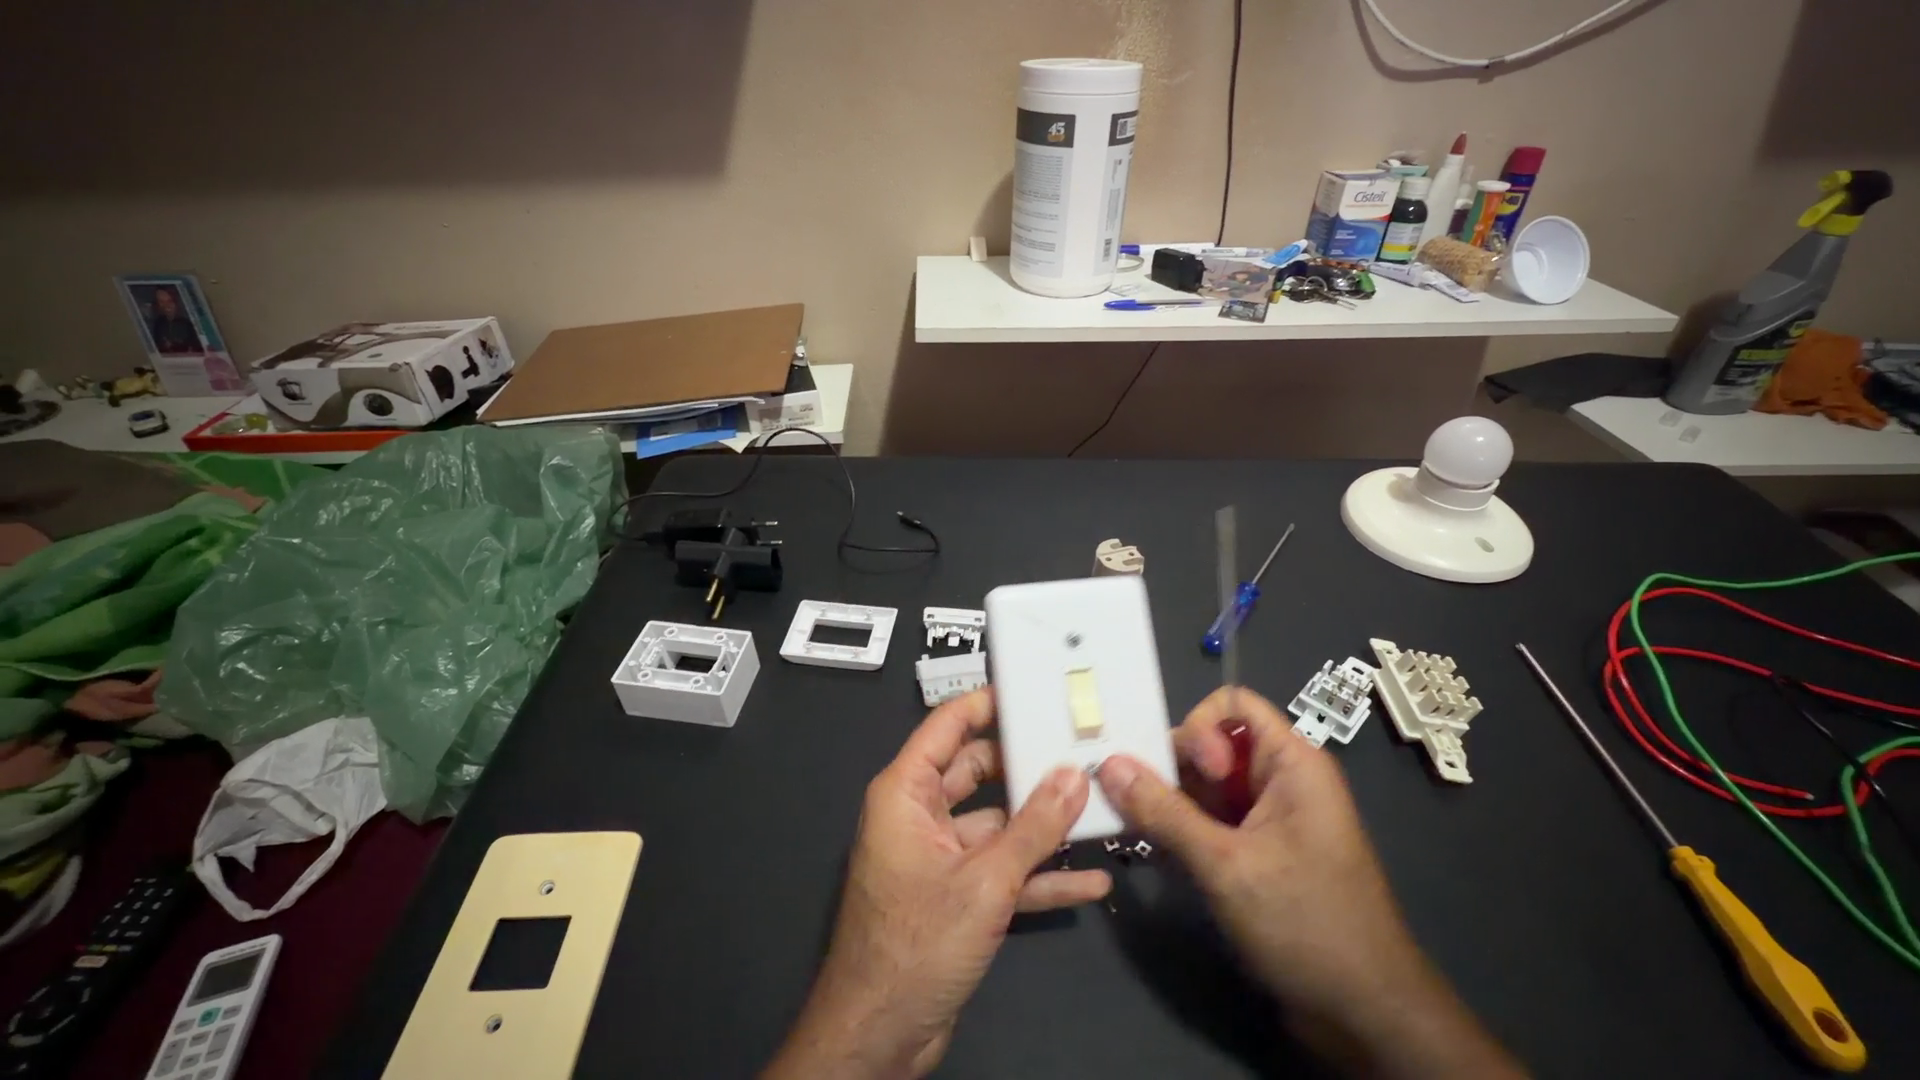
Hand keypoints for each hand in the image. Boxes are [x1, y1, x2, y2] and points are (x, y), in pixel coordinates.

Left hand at [765, 689, 1110, 1079]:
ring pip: (998, 823)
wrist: (881, 1033)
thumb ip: (1034, 828)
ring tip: (1098, 806)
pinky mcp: (958, 896)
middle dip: (1028, 765)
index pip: (947, 726)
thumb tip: (1074, 776)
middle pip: (979, 770)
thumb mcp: (984, 881)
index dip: (988, 702)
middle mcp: (921, 815)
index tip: (1035, 689)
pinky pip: (1003, 871)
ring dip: (1042, 823)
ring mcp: (941, 857)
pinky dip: (1039, 875)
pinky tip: (1089, 879)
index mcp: (907, 793)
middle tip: (1082, 747)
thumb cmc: (918, 942)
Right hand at [1098, 687, 1523, 1079]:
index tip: (1187, 775)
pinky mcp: (1257, 854)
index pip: (1232, 705)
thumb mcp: (1227, 865)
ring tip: (1129, 828)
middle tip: (1127, 802)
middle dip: (1168, 767)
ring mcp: (1267, 820)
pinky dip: (1179, 831)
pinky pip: (1209, 823)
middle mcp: (1279, 781)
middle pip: (1210, 745)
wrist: (1363, 1012)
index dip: (1200, 728)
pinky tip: (1151, 853)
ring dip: (1167, 803)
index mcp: (1290, 764)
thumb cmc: (1306, 923)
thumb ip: (1164, 812)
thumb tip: (1109, 763)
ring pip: (1203, 787)